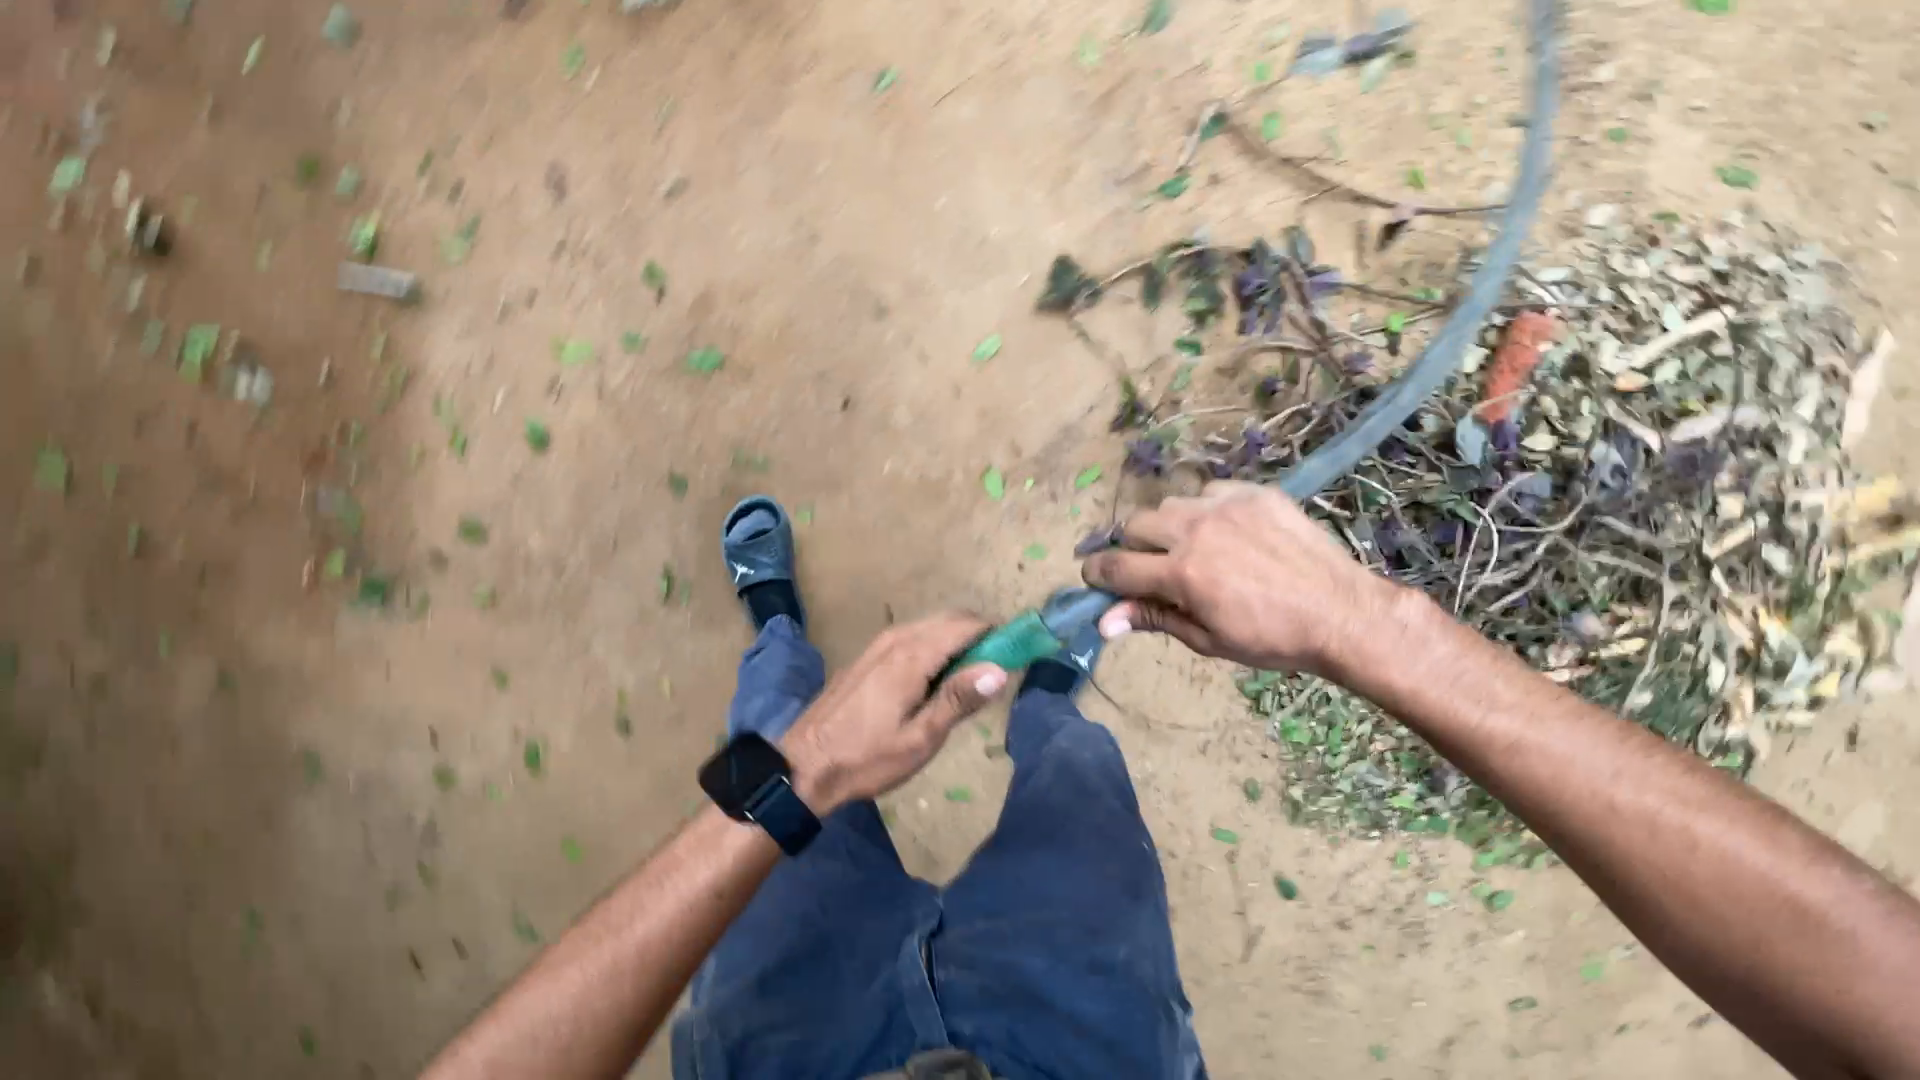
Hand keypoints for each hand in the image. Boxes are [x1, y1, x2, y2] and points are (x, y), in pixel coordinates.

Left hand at [781, 613, 1007, 815]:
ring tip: (968, 682)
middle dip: (978, 636)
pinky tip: (934, 683)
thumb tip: (1000, 668)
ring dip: (955, 642)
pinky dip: (933, 648)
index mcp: (912, 655)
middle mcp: (896, 639)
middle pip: (949, 620)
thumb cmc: (866, 758)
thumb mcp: (920, 738)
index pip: (966, 625)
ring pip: (930, 627)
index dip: (996, 634)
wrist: (803, 766)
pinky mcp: (867, 656)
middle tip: (994, 673)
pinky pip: (911, 638)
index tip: (1016, 657)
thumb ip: (958, 700)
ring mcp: (878, 645)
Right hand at [1081, 481, 1404, 677]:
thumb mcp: (1207, 639)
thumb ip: (1154, 618)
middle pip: (1134, 525)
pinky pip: (1210, 491)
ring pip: (1170, 505)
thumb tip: (1105, 620)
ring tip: (1190, 547)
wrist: (1341, 613)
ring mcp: (1226, 506)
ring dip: (1167, 527)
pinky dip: (1206, 510)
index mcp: (1181, 573)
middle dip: (1130, 547)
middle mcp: (1195, 531)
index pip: (1115, 567)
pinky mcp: (1254, 493)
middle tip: (1148, 567)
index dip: (1095, 574)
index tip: (1093, 578)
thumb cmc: (1271, 638)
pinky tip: (1225, 532)